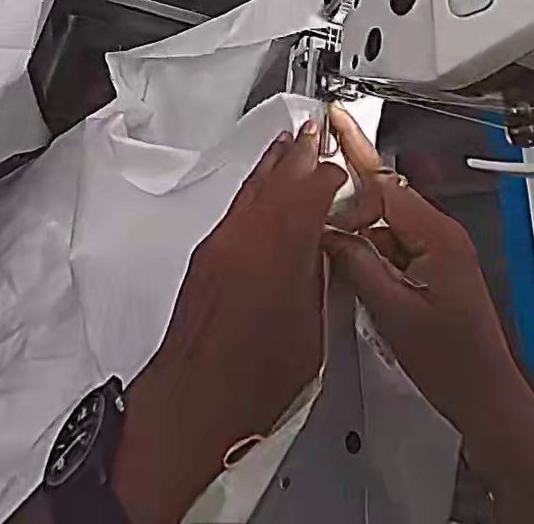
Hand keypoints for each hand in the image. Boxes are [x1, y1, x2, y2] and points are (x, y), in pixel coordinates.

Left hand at [111, 115, 364, 523]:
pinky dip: (254, 184)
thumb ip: (319, 277)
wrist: (191, 402)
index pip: (310, 194)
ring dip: (274, 162)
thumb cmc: (252, 381)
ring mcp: (223, 243)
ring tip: (289, 141)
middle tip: (314, 130)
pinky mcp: (207, 253)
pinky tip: (262, 180)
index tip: (342, 169)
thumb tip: (326, 248)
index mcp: (279, 254)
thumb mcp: (310, 330)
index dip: (329, 176)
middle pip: (279, 181)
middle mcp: (247, 239)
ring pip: (254, 187)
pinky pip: (237, 204)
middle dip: (300, 154)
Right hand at [322, 144, 533, 523]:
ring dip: (360, 236)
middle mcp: (441, 233)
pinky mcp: (435, 264)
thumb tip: (328, 234)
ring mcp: (439, 248)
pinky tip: (360, 276)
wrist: (485, 395)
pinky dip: (373, 253)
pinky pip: (394, 243)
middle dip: (349, 207)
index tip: (337, 120)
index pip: (385, 180)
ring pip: (386, 224)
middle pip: (383, 199)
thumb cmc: (451, 361)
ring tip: (342, 262)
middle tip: (322, 219)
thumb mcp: (392, 310)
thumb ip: (356, 263)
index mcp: (435, 235)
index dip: (355, 146)